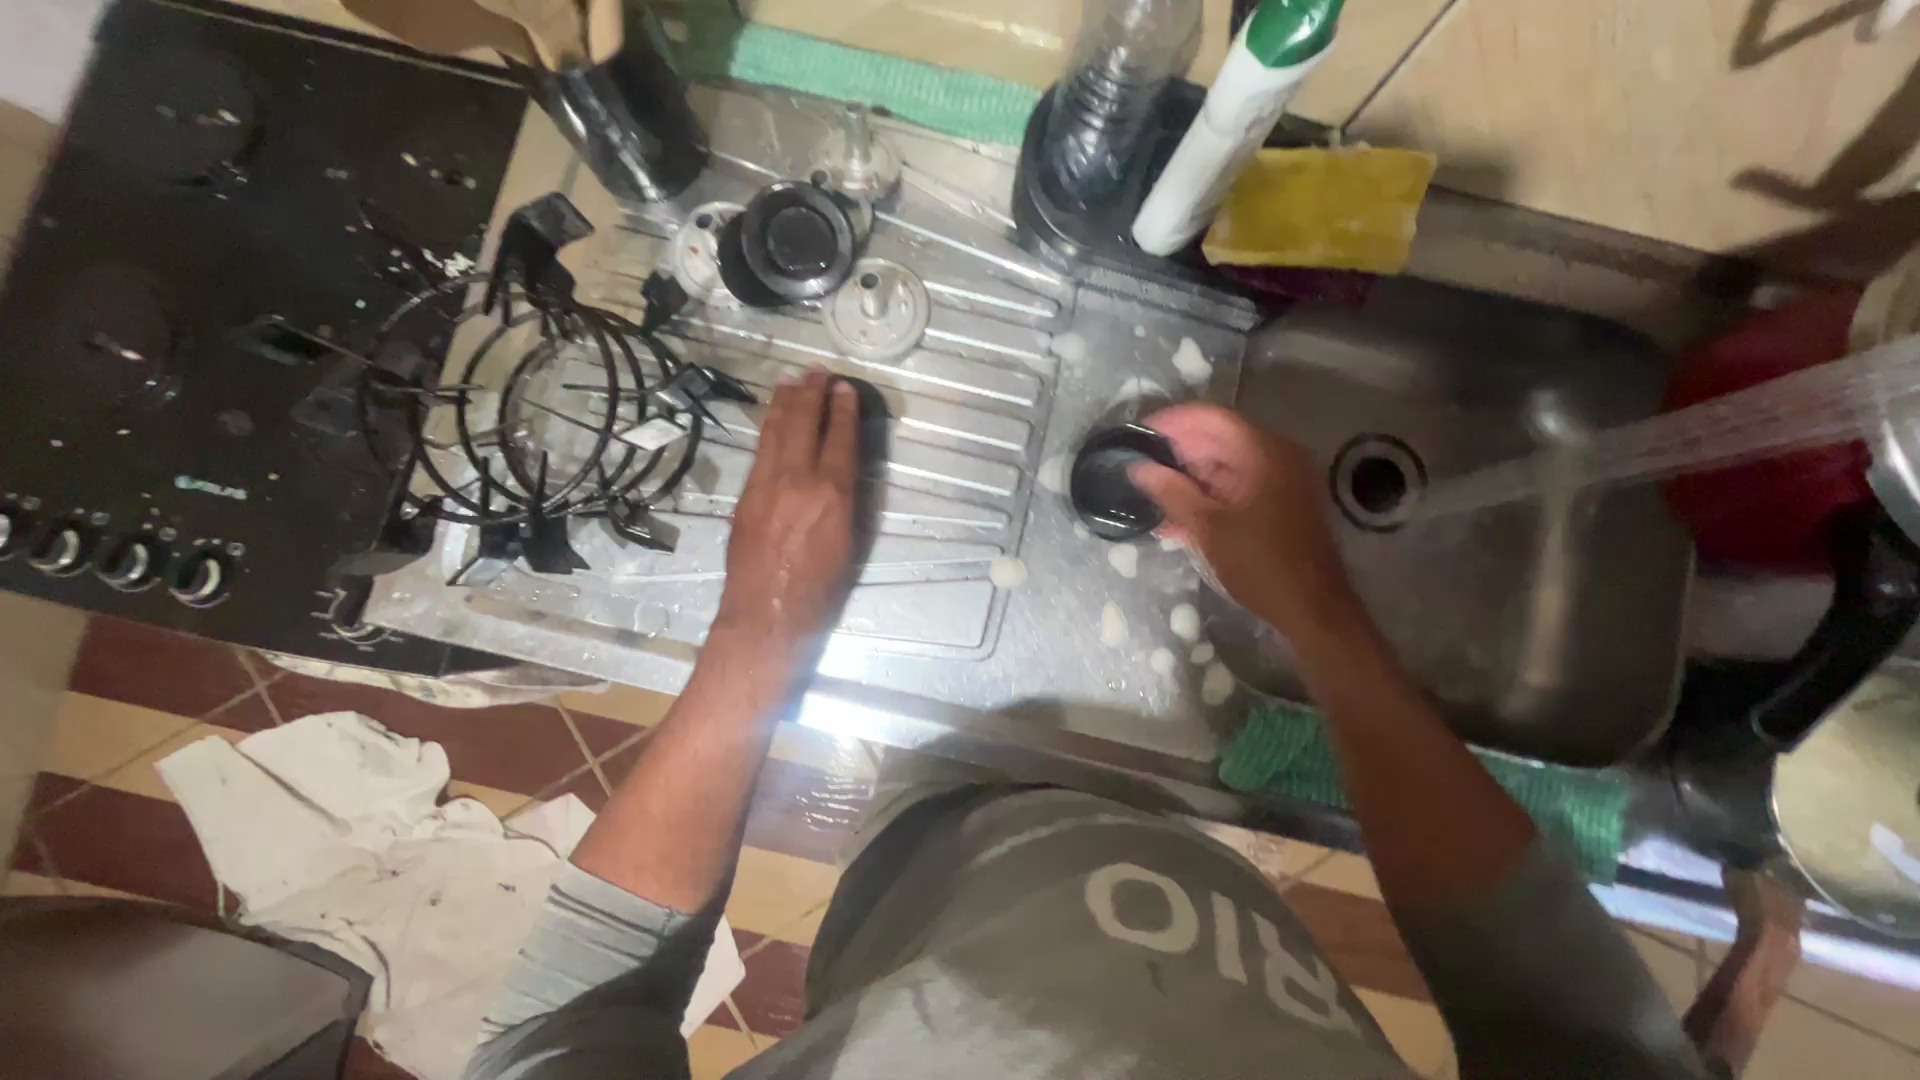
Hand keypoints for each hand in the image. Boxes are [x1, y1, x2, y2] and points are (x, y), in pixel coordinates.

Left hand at [713, 369, 859, 654]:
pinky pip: (759, 450)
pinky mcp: (746, 496)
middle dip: (812, 394)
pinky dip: (768, 427)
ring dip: (785, 402)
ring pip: (776, 431)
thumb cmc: (821, 591)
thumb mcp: (850, 544)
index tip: (846, 389)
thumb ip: (848, 502)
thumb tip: (843, 472)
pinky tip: (772, 417)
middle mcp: (797, 481)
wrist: (767, 616)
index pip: (839, 439)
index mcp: (832, 495)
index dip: (844, 410)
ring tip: (793, 380)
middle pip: (804, 424)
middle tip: (818, 371)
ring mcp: (766, 485)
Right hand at [1129, 403, 1357, 636]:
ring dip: (1190, 477)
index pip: (1210, 418)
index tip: (1138, 436)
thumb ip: (1171, 492)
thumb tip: (1138, 467)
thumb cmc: (1261, 565)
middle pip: (1218, 439)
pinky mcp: (1280, 501)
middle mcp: (1277, 455)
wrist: (1312, 609)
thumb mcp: (1208, 528)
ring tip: (1152, 494)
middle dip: (1177, 452)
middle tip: (1140, 466)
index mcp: (1263, 452)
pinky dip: (1210, 495)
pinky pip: (1238, 485)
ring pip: (1226, 464)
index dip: (1171, 423)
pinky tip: (1178, 517)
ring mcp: (1282, 478)